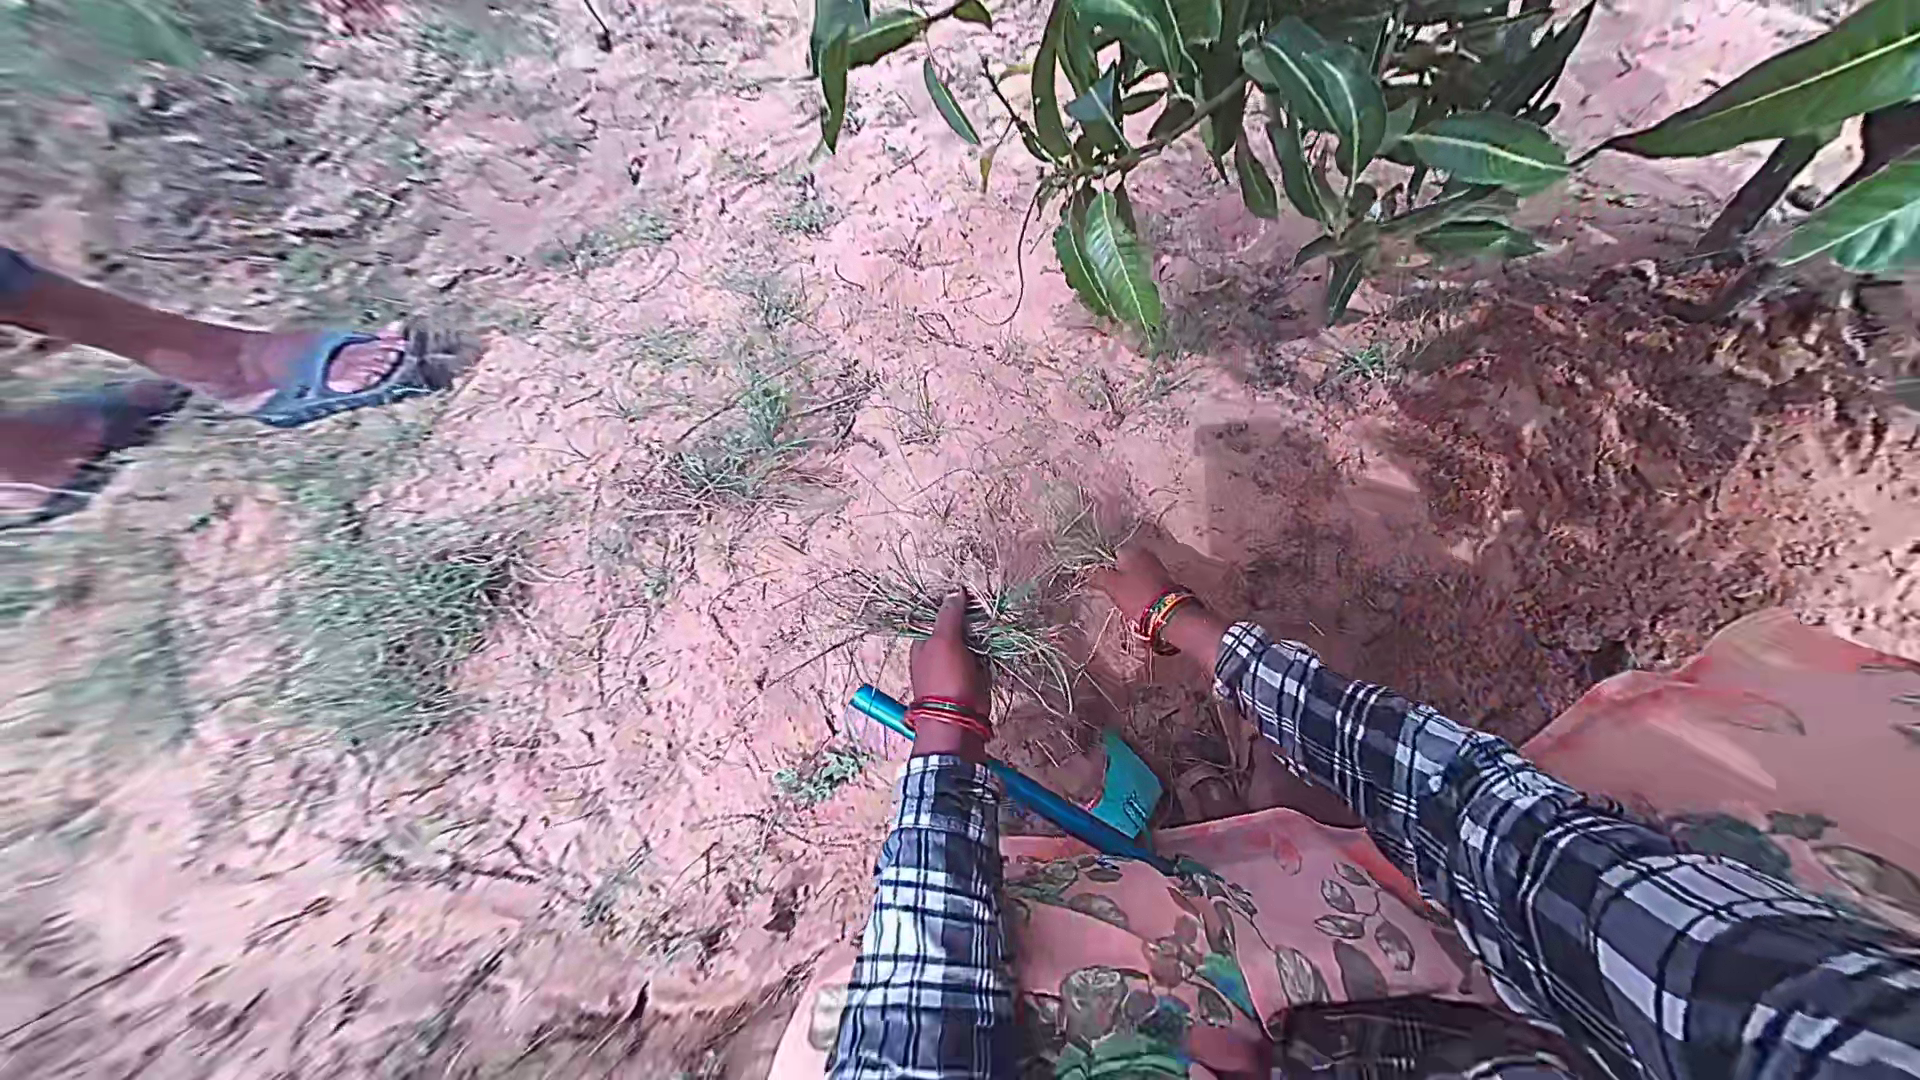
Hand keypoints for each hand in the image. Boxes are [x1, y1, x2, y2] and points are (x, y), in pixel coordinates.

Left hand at [910, 589, 989, 712]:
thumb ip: (949, 615)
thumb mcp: (944, 641)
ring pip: (973, 640)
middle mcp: (939, 651)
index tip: (972, 597)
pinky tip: (999, 641)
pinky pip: (984, 655)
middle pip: (958, 626)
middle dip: (973, 620)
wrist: (959, 719)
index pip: (940, 614)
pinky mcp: (973, 674)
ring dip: (985, 634)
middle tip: (988, 610)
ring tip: (997, 623)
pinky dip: (991, 650)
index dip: (955, 604)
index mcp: (924, 641)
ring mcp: (957, 663)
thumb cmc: (945, 678)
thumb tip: (954, 592)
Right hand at [1087, 543, 1179, 623]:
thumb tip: (1088, 571)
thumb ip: (1097, 575)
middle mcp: (1145, 554)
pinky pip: (1142, 581)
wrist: (1167, 613)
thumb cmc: (1136, 595)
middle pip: (1121, 563)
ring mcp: (1156, 567)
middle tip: (1107, 590)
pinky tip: (1133, 599)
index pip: (1109, 553)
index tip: (1096, 580)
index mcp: (1131, 550)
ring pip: (1132, 573)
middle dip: (1113, 575)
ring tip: (1120, 598)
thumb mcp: (1111, 585)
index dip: (1100, 566)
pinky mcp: (1162, 581)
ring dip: (1125, 583)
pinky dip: (1136, 588)